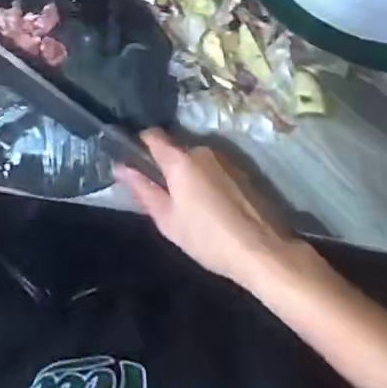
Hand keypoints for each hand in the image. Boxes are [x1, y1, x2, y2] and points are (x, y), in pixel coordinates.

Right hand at [116, 129, 302, 285]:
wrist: (265, 252)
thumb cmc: (209, 239)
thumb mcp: (168, 221)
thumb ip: (143, 190)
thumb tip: (121, 167)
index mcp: (179, 159)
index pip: (152, 135)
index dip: (141, 144)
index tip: (136, 161)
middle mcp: (201, 149)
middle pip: (176, 149)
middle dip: (169, 167)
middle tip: (168, 196)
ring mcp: (225, 158)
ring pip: (198, 160)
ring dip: (192, 175)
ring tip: (196, 206)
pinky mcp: (244, 170)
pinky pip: (217, 168)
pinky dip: (211, 181)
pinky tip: (218, 208)